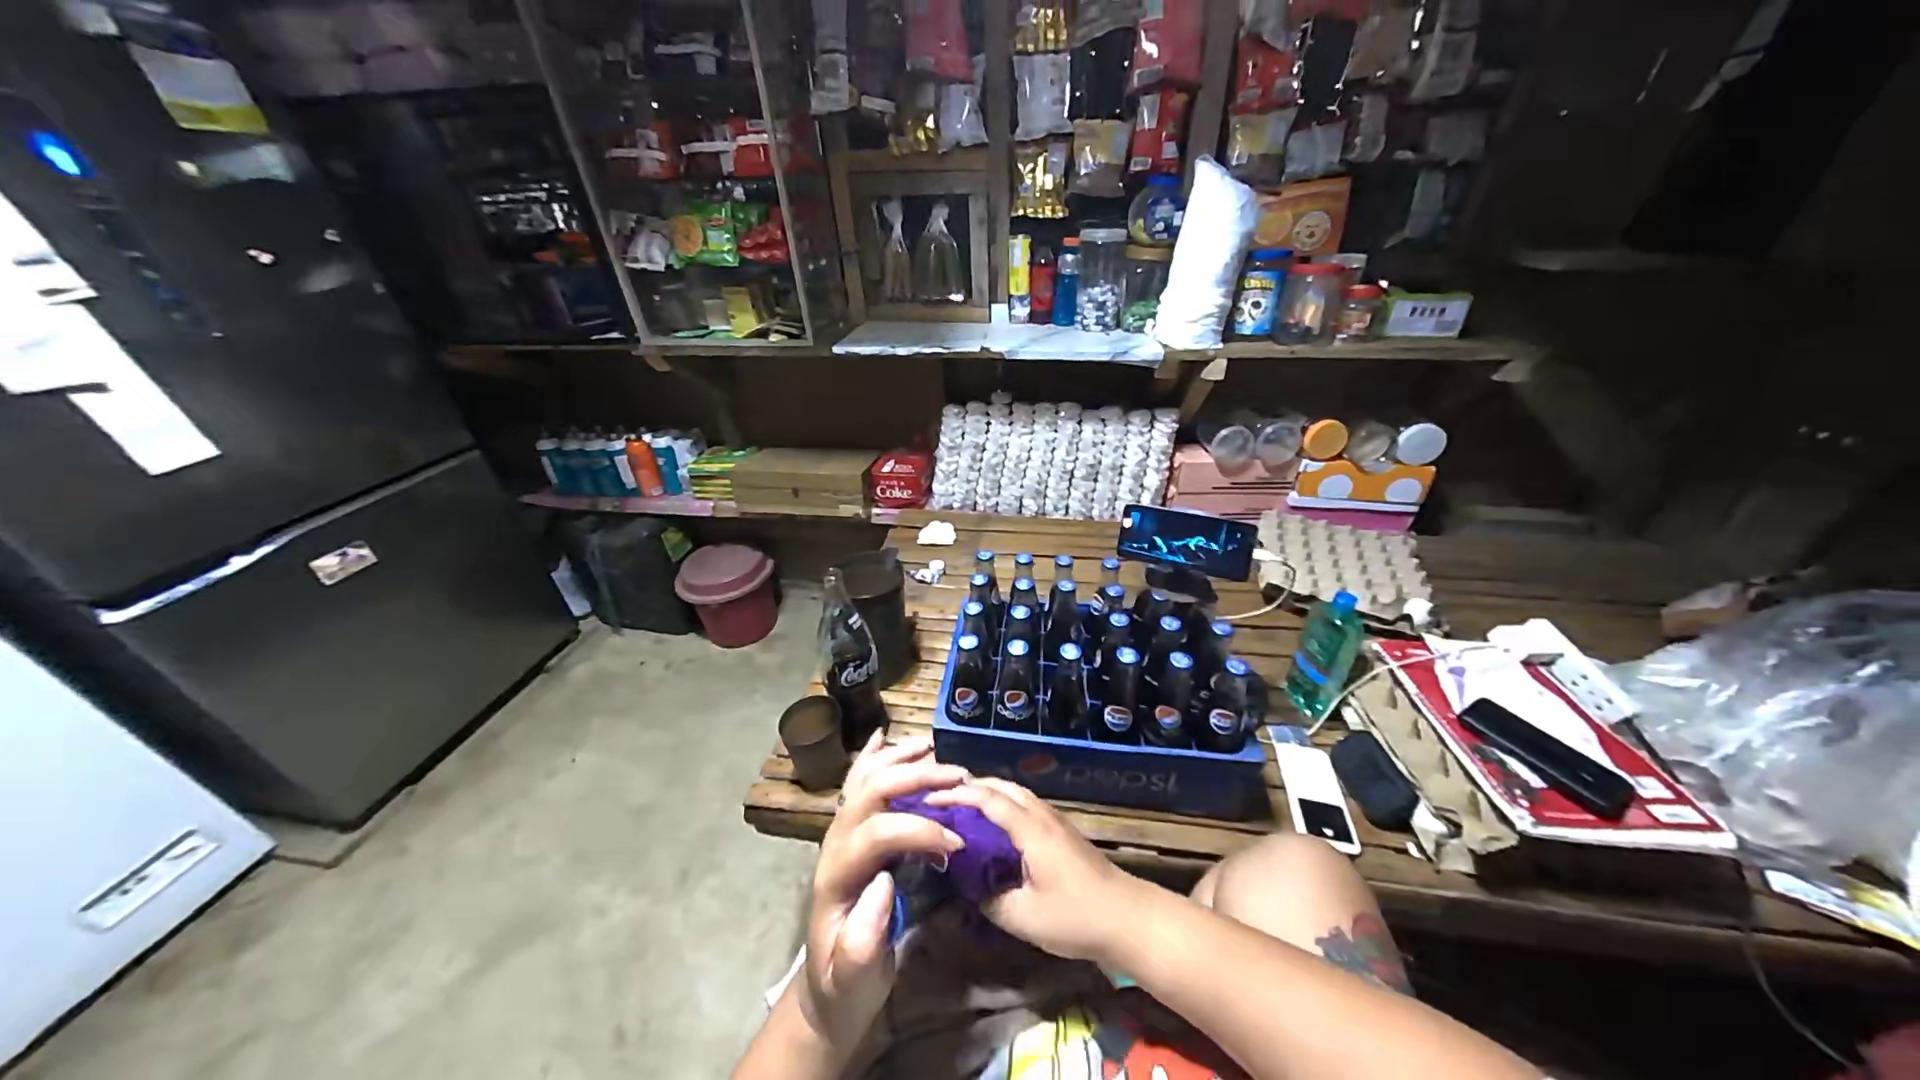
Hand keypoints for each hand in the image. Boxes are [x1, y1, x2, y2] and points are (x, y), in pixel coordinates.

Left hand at [802, 733, 969, 1049]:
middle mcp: (834, 845)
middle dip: (914, 778)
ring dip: (897, 758)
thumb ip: (863, 939)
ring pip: (862, 780)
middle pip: (869, 793)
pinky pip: (856, 785)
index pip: (876, 832)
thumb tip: (884, 882)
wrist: (827, 989)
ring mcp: (840, 834)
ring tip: (931, 746)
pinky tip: (883, 736)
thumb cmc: (845, 987)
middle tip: (958, 776)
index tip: (957, 843)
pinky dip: (871, 757)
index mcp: (836, 877)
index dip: (918, 830)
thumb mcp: (853, 980)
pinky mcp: (850, 833)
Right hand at [923, 778, 1146, 963]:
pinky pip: (1026, 805)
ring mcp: (1056, 821)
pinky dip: (1003, 804)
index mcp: (1031, 829)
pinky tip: (994, 826)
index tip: (929, 799)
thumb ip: (990, 900)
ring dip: (989, 793)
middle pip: (1003, 786)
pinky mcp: (1063, 832)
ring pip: (1017, 793)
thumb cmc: (1076, 917)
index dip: (957, 795)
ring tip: (962, 807)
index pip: (988, 799)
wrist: (1129, 919)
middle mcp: (1042, 816)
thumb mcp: (1024, 918)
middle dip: (971, 786)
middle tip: (942, 797)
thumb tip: (967, 886)